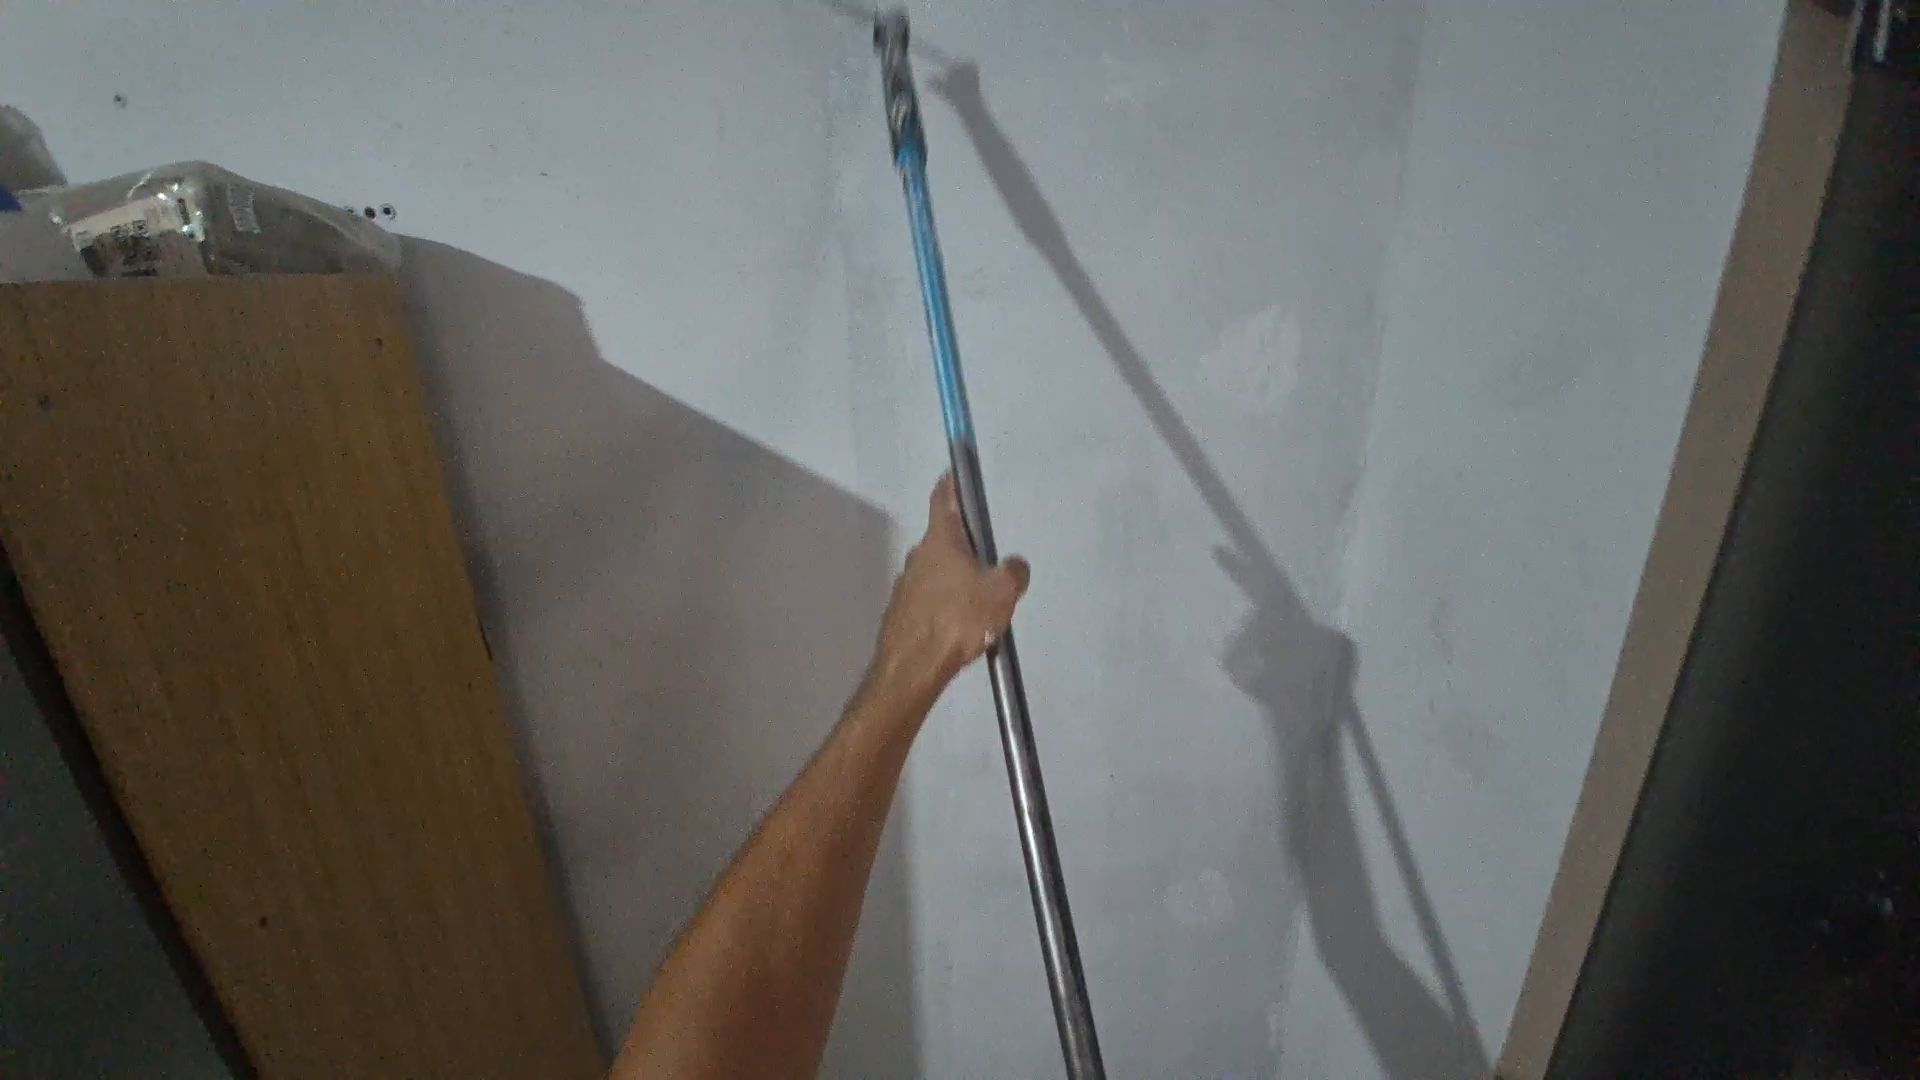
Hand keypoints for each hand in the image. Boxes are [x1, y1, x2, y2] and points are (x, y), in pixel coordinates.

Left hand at [868, 473, 1030, 698]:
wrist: (913, 666)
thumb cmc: (958, 618)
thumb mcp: (1001, 592)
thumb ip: (1013, 572)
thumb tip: (1013, 565)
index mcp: (940, 541)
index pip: (944, 500)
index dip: (951, 484)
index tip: (954, 472)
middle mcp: (918, 557)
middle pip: (943, 540)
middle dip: (964, 545)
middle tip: (988, 559)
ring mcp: (905, 586)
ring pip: (937, 573)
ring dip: (956, 579)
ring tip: (980, 603)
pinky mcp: (902, 614)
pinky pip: (930, 600)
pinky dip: (945, 606)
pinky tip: (961, 628)